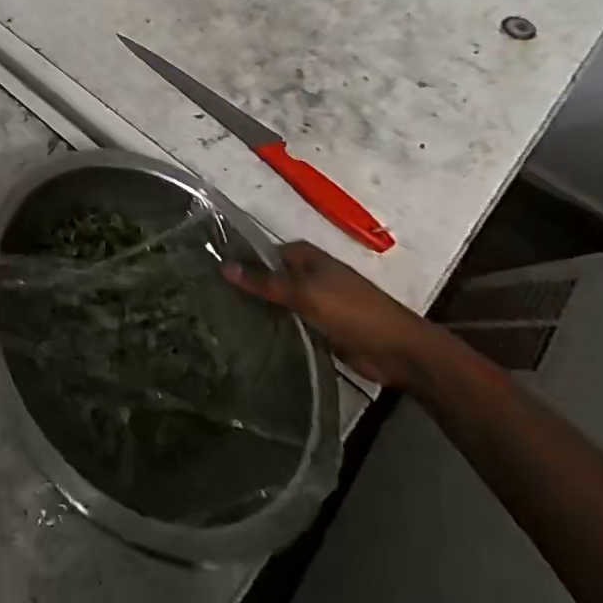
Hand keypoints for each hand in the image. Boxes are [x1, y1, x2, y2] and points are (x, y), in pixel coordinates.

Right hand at [221, 241, 440, 387]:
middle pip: (266, 275)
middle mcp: (307, 274)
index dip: (238, 258)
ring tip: (216, 312)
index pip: (262, 251)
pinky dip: (268, 324)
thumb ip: (264, 281)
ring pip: (274, 299)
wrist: (397, 351)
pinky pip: (284, 320)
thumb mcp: (304, 292)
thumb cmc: (352, 311)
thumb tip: (223, 266)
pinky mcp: (315, 325)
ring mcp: (311, 300)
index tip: (207, 268)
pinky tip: (243, 331)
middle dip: (243, 283)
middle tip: (206, 293)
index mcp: (306, 256)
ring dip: (255, 305)